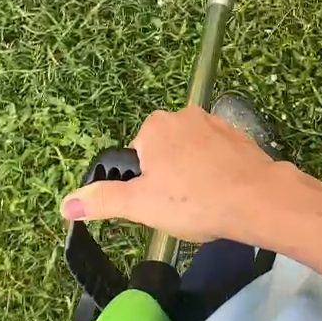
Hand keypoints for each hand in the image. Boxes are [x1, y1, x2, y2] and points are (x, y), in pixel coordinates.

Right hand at [61, 106, 288, 243]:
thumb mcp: (140, 205)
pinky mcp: (237, 134)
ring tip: (203, 202)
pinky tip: (222, 193)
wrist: (255, 198)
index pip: (137, 157)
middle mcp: (183, 115)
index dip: (145, 184)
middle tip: (180, 205)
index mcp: (155, 126)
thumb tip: (66, 205)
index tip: (159, 202)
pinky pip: (216, 155)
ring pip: (191, 154)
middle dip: (168, 178)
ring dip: (193, 175)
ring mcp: (213, 122)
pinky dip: (215, 171)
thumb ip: (103, 201)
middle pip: (164, 153)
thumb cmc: (193, 200)